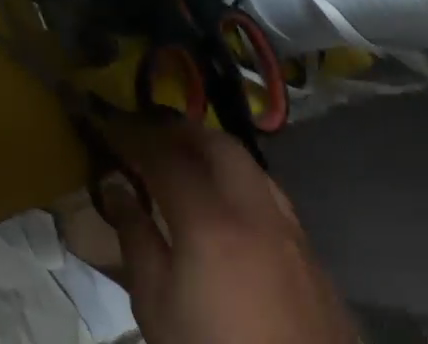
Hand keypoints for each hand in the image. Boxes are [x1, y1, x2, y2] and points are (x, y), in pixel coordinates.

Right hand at [99, 121, 354, 343]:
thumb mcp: (153, 301)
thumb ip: (135, 236)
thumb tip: (116, 188)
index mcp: (210, 222)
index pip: (165, 155)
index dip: (133, 134)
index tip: (109, 125)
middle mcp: (258, 216)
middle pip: (221, 147)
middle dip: (182, 132)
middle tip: (150, 135)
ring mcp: (296, 239)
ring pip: (257, 172)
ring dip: (218, 158)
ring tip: (189, 168)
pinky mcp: (318, 266)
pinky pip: (277, 206)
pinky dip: (245, 190)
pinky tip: (229, 215)